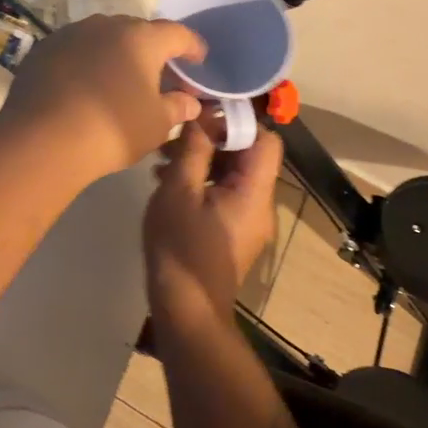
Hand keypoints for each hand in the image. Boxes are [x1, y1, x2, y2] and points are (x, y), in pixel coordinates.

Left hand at [2, 15, 206, 174]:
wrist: (43, 137)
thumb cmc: (112, 128)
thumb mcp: (156, 124)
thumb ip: (176, 107)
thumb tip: (189, 100)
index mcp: (141, 38)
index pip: (176, 33)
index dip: (192, 45)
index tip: (199, 58)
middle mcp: (106, 25)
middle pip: (138, 31)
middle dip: (152, 49)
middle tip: (159, 73)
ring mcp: (71, 33)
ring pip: (103, 37)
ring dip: (115, 53)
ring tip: (120, 77)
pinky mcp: (44, 48)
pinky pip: (75, 50)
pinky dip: (86, 62)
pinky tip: (85, 84)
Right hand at [143, 122, 284, 323]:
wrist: (187, 312)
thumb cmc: (182, 247)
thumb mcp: (178, 191)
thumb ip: (192, 149)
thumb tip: (202, 115)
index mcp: (255, 191)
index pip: (266, 140)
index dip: (237, 121)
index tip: (202, 116)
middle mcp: (260, 204)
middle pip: (247, 156)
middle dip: (212, 139)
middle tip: (173, 137)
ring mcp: (247, 222)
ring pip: (232, 175)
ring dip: (202, 160)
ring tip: (162, 161)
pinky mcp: (232, 234)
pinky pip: (223, 195)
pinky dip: (201, 182)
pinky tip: (167, 184)